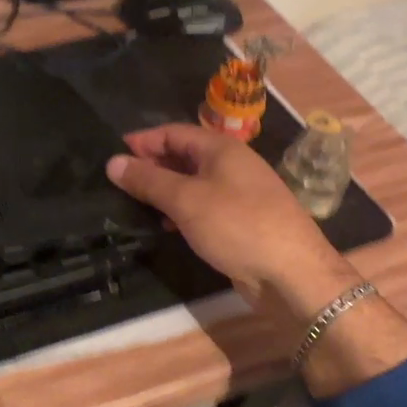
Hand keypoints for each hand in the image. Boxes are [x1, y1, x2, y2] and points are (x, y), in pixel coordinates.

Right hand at [108, 123, 406, 396]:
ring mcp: (240, 195)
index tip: (114, 155)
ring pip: (193, 183)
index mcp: (222, 149)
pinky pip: (204, 207)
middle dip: (152, 165)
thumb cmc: (237, 225)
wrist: (293, 275)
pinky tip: (165, 225)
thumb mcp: (185, 200)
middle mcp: (232, 165)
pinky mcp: (242, 223)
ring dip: (165, 190)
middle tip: (119, 182)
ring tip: (134, 203)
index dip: (143, 141)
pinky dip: (182, 211)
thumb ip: (148, 180)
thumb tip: (113, 162)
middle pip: (184, 156)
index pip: (174, 132)